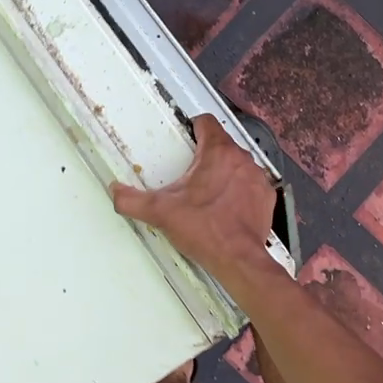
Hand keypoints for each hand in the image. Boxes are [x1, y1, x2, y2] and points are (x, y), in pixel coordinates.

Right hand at [111, 114, 280, 287]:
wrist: (239, 260)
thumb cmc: (206, 230)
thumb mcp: (161, 212)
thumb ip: (132, 200)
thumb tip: (117, 192)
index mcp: (218, 152)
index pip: (206, 122)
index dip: (193, 127)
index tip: (184, 139)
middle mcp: (241, 159)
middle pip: (221, 143)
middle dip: (205, 154)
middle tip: (189, 173)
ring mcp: (257, 178)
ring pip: (236, 163)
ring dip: (223, 172)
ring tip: (206, 192)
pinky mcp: (265, 197)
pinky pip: (250, 184)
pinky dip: (238, 191)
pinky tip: (225, 207)